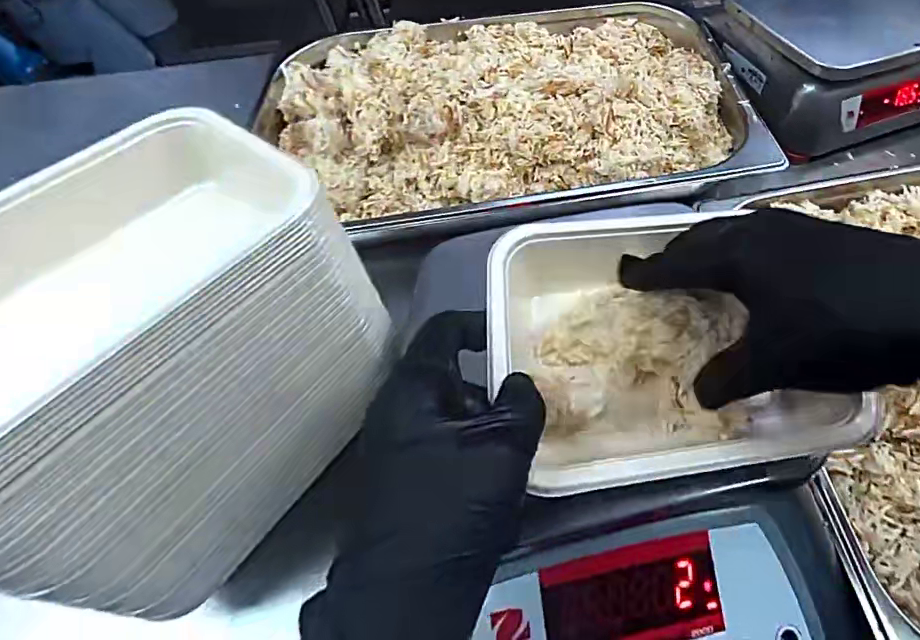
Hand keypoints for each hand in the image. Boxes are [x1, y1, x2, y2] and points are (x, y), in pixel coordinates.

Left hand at [300, 311, 543, 639]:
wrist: (404, 597)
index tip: (513, 333)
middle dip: (491, 379)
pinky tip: (499, 466)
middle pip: (449, 372)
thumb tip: (518, 382)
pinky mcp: (398, 479)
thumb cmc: (454, 506)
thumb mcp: (505, 445)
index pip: (444, 329)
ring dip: (484, 415)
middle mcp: (395, 411)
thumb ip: (522, 400)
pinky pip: (441, 440)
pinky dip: (471, 441)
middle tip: (527, 387)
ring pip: (448, 410)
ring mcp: (393, 447)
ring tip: (520, 431)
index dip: (481, 322)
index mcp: (413, 390)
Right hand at [618, 209, 919, 407]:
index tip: (624, 273)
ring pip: (739, 233)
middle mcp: (763, 230)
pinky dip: (746, 252)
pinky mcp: (825, 235)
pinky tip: (760, 271)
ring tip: (703, 267)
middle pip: (708, 238)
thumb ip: (733, 376)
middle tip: (659, 269)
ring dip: (715, 249)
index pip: (681, 260)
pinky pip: (766, 238)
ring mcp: (798, 227)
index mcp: (741, 253)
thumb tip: (700, 392)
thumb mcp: (779, 361)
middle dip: (680, 254)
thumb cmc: (841, 330)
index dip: (651, 271)